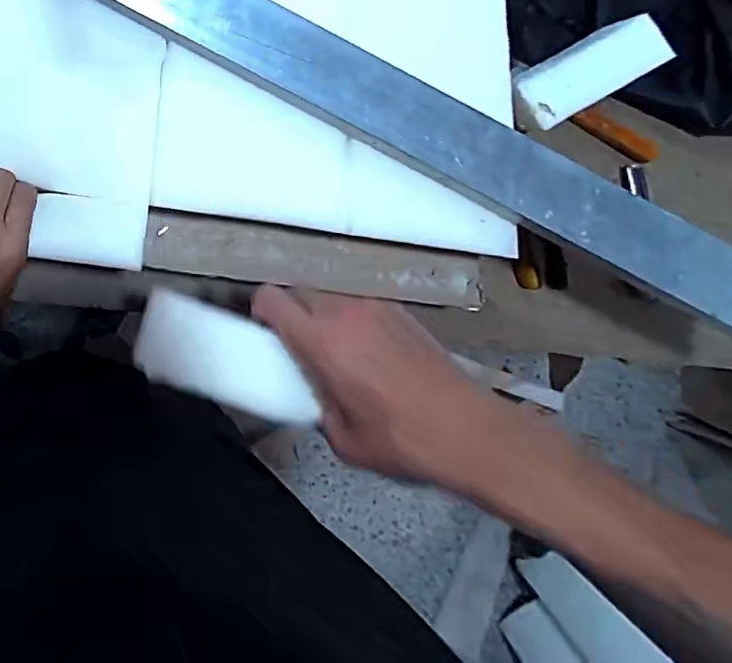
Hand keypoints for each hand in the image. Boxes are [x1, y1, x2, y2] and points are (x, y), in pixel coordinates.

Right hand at [253, 286, 537, 495]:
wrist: (471, 431)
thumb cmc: (403, 440)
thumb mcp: (343, 439)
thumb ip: (317, 407)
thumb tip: (314, 397)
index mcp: (320, 341)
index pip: (271, 298)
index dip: (260, 310)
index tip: (265, 330)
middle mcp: (343, 313)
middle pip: (297, 291)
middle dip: (291, 313)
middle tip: (299, 345)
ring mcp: (374, 307)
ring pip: (330, 297)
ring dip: (323, 315)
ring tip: (339, 351)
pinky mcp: (399, 312)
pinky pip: (360, 305)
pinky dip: (354, 320)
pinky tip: (372, 353)